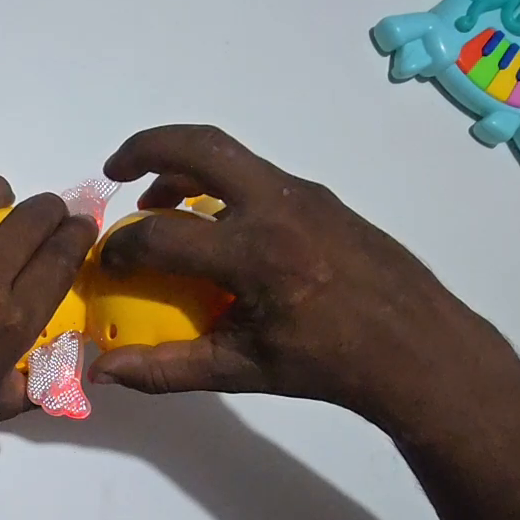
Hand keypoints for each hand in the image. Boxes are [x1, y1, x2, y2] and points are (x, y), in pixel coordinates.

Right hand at [88, 125, 519, 433]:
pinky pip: (253, 177)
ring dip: (180, 166)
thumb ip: (164, 369)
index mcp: (254, 256)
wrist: (416, 345)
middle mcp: (277, 208)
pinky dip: (214, 186)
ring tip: (152, 198)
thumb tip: (103, 371)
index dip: (122, 249)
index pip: (161, 235)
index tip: (109, 265)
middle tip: (113, 171)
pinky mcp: (318, 197)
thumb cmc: (324, 363)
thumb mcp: (237, 371)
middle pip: (199, 148)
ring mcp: (302, 195)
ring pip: (228, 156)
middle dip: (145, 148)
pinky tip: (210, 226)